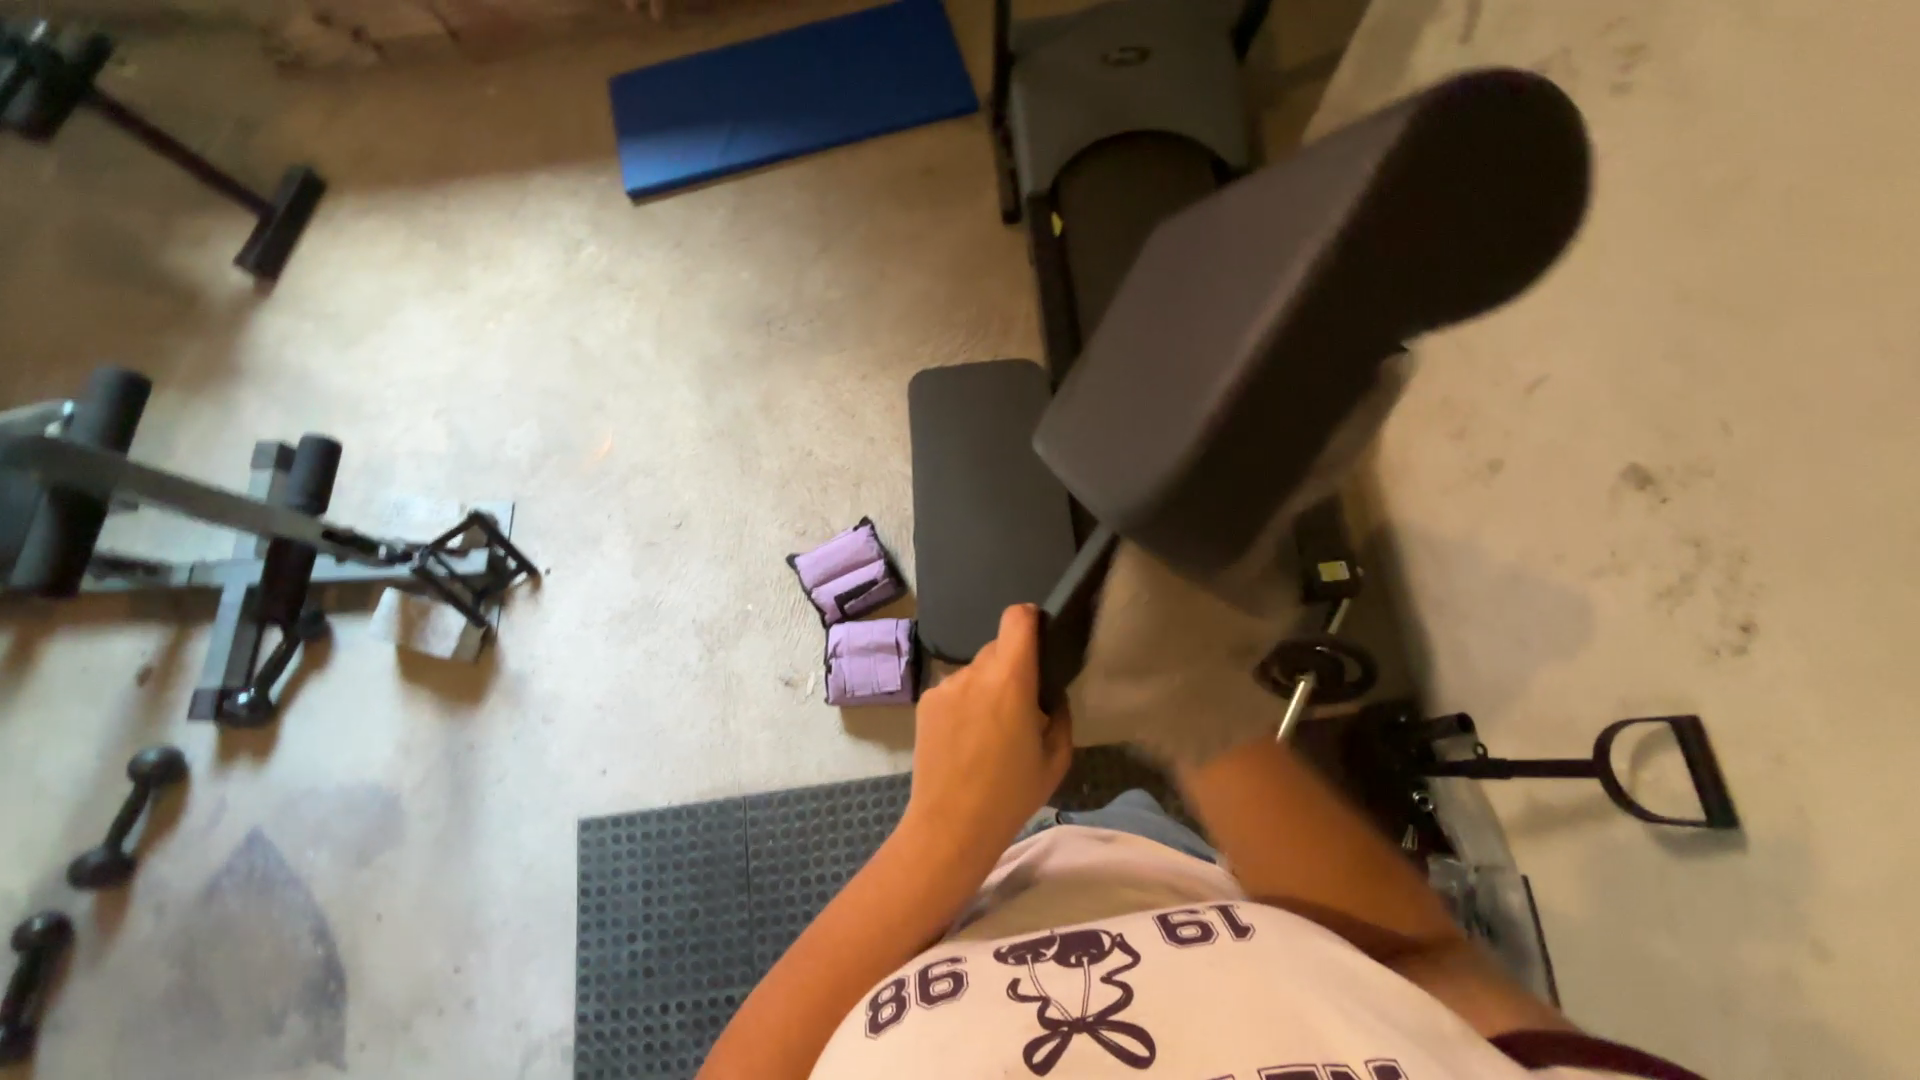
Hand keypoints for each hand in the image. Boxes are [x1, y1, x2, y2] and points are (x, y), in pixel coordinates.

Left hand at [902, 604, 1073, 864]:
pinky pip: (954, 690)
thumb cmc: (1011, 795)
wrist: (951, 824)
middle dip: (1013, 667)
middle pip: (998, 648)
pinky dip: (965, 703)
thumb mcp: (1055, 759)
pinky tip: (966, 739)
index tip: (1040, 636)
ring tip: (989, 731)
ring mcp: (944, 687)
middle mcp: (974, 673)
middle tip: (1021, 706)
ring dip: (987, 687)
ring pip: (975, 671)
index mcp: (1011, 680)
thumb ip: (1060, 715)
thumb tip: (1051, 695)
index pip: (1017, 619)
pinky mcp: (925, 703)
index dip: (1030, 619)